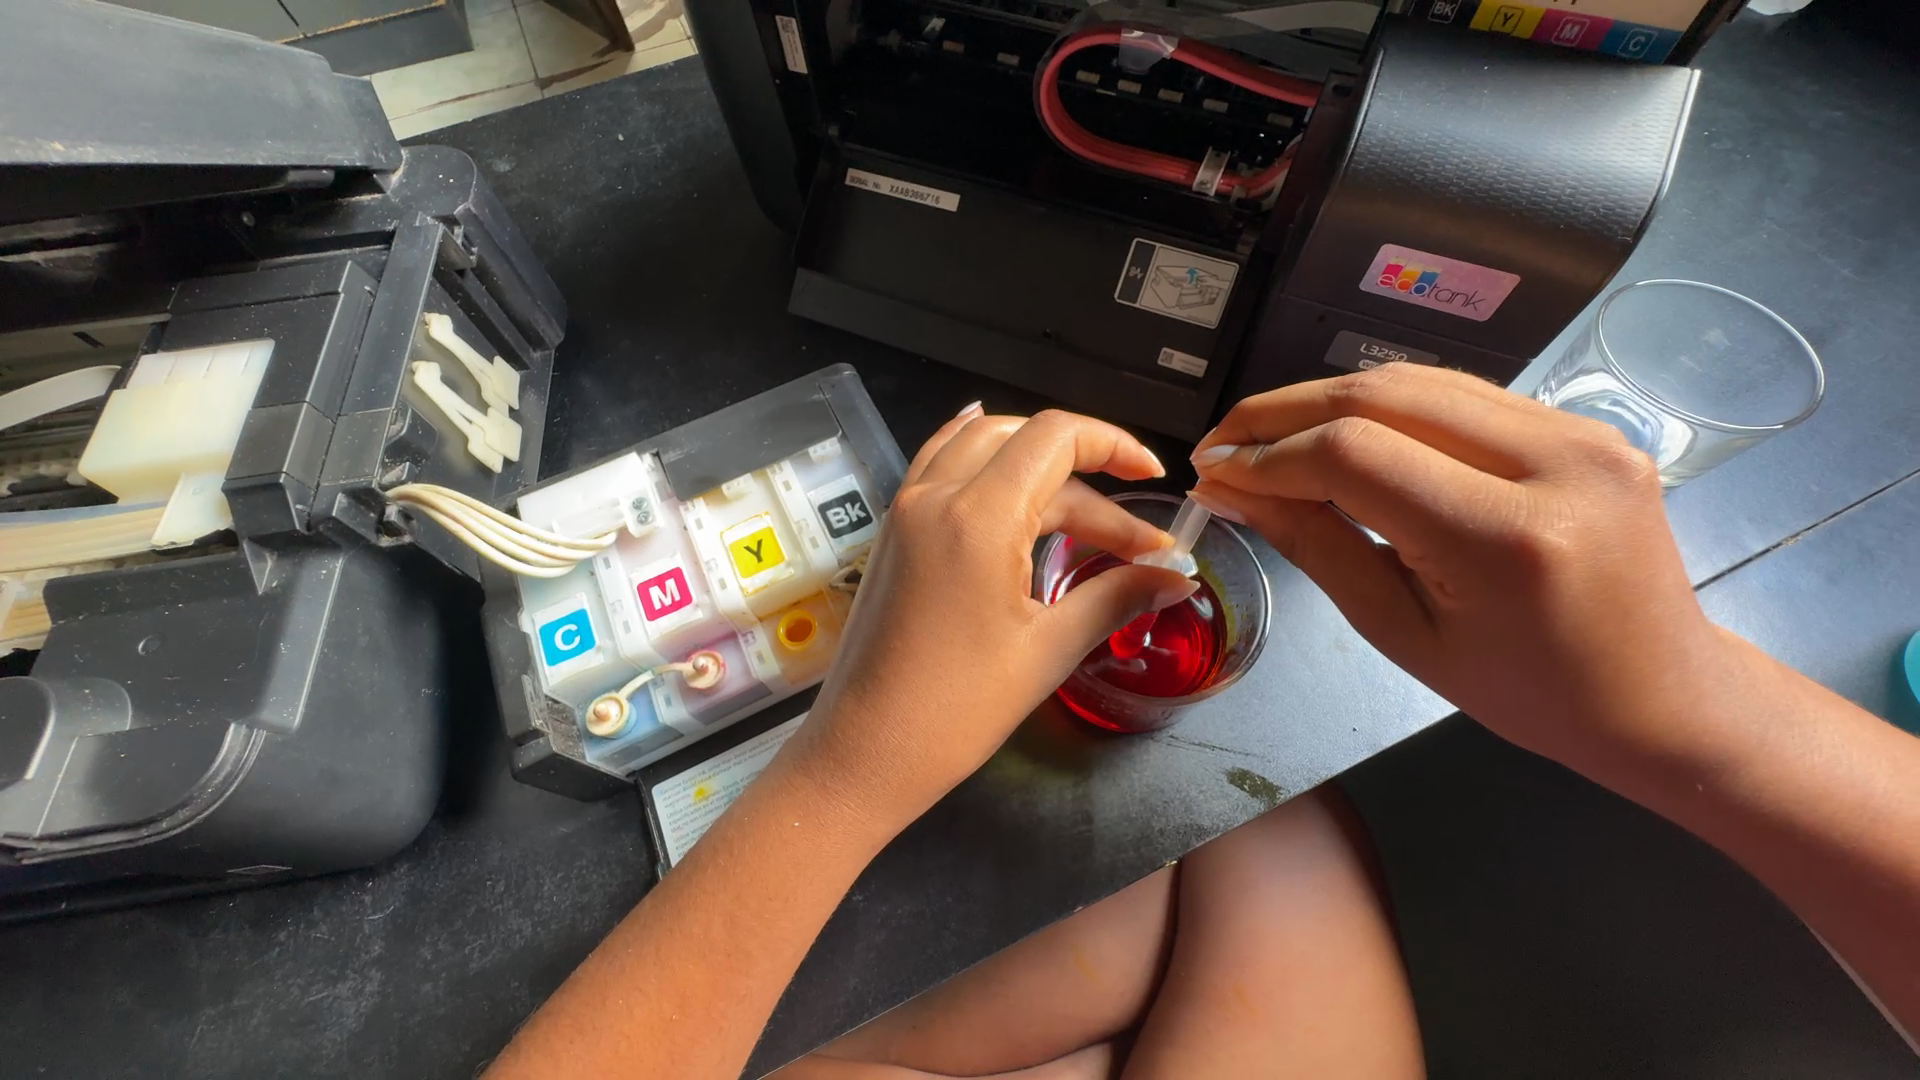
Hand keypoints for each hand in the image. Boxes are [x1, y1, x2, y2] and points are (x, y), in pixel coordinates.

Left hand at [783, 405, 1198, 833]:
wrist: (865, 750)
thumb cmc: (958, 709)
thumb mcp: (1048, 650)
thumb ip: (1117, 596)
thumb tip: (1178, 577)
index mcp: (978, 516)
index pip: (1055, 438)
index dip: (1114, 444)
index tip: (1153, 476)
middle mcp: (934, 494)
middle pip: (1023, 441)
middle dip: (1088, 474)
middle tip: (1130, 535)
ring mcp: (905, 508)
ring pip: (980, 445)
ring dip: (1036, 462)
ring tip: (1085, 500)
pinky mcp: (893, 530)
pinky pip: (940, 465)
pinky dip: (980, 457)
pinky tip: (1001, 463)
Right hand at [1187, 364, 1734, 779]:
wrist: (1660, 693)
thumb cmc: (1520, 688)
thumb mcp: (1396, 630)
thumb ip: (1310, 544)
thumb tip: (1230, 489)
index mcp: (1505, 538)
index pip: (1353, 455)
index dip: (1267, 456)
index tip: (1212, 471)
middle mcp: (1553, 461)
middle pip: (1378, 394)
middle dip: (1279, 413)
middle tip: (1221, 441)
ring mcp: (1578, 429)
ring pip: (1411, 380)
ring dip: (1321, 401)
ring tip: (1263, 437)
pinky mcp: (1579, 422)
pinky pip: (1450, 393)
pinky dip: (1375, 405)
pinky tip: (1332, 432)